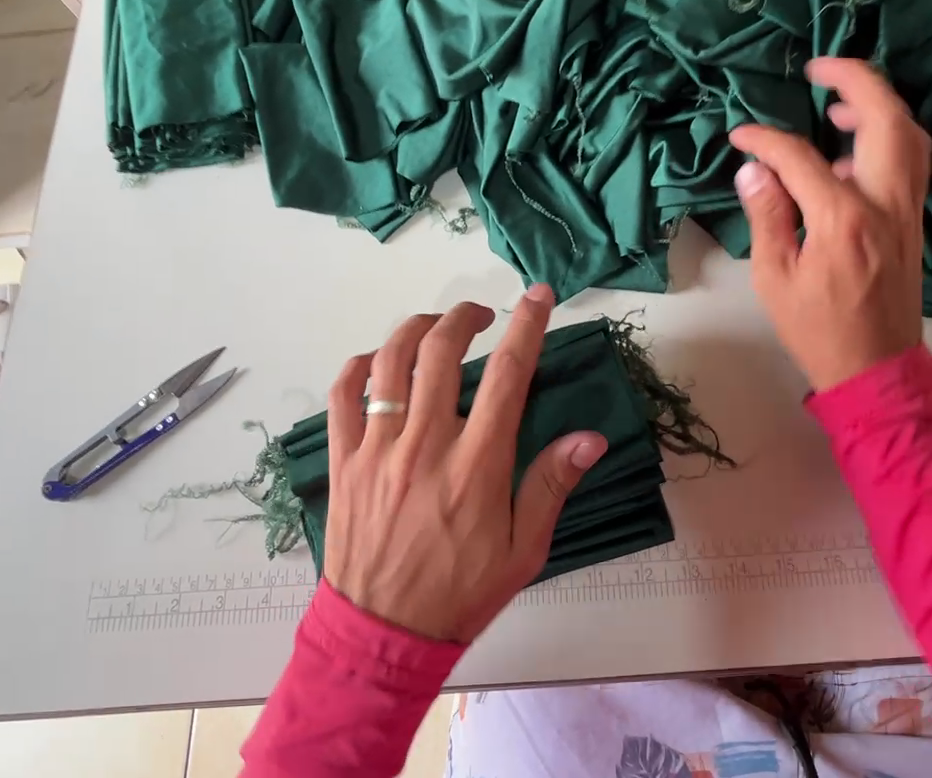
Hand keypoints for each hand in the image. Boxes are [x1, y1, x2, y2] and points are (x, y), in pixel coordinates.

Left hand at [322, 285, 607, 641]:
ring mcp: (377, 449)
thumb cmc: (460, 591)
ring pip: (390, 362)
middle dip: (465, 317)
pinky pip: (342, 395)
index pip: (508, 376)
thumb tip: (589, 438)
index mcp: (476, 465)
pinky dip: (359, 365)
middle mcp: (425, 445)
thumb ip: (551, 486)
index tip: (537, 297)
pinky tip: (378, 362)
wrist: (382, 634)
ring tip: (436, 327)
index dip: (527, 327)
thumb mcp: (523, 550)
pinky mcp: (343, 460)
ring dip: (415, 329)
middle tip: (482, 316)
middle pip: (441, 352)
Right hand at [729, 56, 931, 391]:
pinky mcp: (914, 220)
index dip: (766, 140)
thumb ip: (767, 214)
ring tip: (835, 104)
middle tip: (819, 67)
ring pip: (910, 136)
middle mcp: (886, 203)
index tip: (741, 137)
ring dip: (878, 106)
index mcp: (843, 219)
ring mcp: (908, 210)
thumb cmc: (816, 328)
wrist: (876, 368)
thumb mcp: (773, 276)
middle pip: (887, 119)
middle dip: (856, 80)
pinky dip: (886, 137)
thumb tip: (755, 167)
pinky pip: (909, 161)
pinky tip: (850, 151)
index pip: (802, 156)